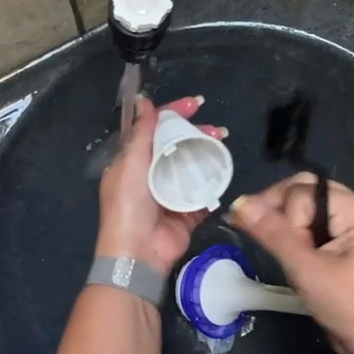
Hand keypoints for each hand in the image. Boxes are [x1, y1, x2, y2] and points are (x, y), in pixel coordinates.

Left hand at [95, 95, 227, 271]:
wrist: (138, 252)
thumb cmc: (128, 204)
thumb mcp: (131, 163)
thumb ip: (141, 132)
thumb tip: (144, 100)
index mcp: (133, 162)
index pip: (154, 129)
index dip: (174, 113)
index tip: (196, 104)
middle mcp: (151, 176)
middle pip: (177, 147)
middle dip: (197, 133)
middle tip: (218, 129)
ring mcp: (170, 195)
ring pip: (193, 167)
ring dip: (209, 154)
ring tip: (224, 144)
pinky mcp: (186, 214)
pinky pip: (203, 195)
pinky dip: (214, 184)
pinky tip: (225, 171)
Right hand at [226, 174, 353, 353]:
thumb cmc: (348, 306)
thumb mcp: (306, 270)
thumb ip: (273, 234)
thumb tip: (239, 204)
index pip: (303, 192)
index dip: (285, 218)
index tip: (286, 252)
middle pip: (303, 192)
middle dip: (279, 215)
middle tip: (264, 241)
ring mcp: (350, 226)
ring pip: (303, 209)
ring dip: (286, 229)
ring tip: (284, 257)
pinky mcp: (342, 243)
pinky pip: (310, 226)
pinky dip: (294, 239)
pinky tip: (290, 258)